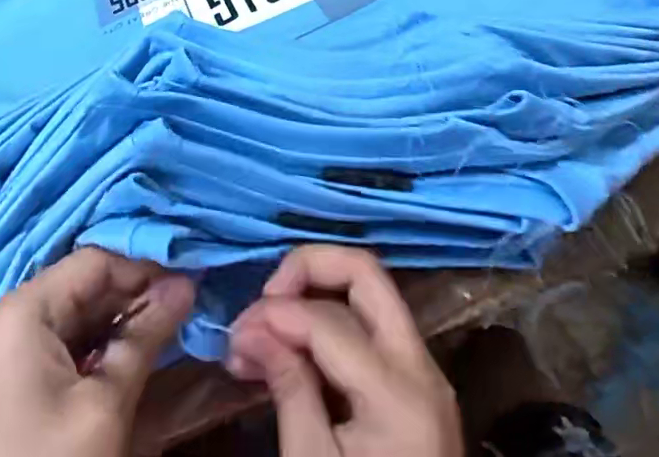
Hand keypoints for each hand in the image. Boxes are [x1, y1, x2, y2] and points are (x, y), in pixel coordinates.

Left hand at [0, 247, 195, 456]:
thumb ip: (144, 337)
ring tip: (181, 321)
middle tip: (194, 301)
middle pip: (90, 285)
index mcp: (28, 306)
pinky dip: (111, 344)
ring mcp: (23, 346)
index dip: (144, 267)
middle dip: (140, 292)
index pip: (95, 262)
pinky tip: (147, 349)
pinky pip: (77, 342)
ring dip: (130, 319)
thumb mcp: (104, 402)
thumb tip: (186, 285)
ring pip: (86, 315)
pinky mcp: (30, 376)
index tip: (192, 278)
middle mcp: (21, 314)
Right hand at [226, 246, 460, 456]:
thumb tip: (250, 327)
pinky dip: (328, 317)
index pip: (324, 317)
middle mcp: (421, 365)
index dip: (272, 315)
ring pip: (368, 290)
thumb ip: (287, 387)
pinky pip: (370, 324)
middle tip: (263, 300)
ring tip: (267, 327)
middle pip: (364, 272)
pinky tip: (293, 345)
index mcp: (399, 391)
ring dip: (314, 292)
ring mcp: (424, 371)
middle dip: (305, 268)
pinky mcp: (415, 383)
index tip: (235, 337)